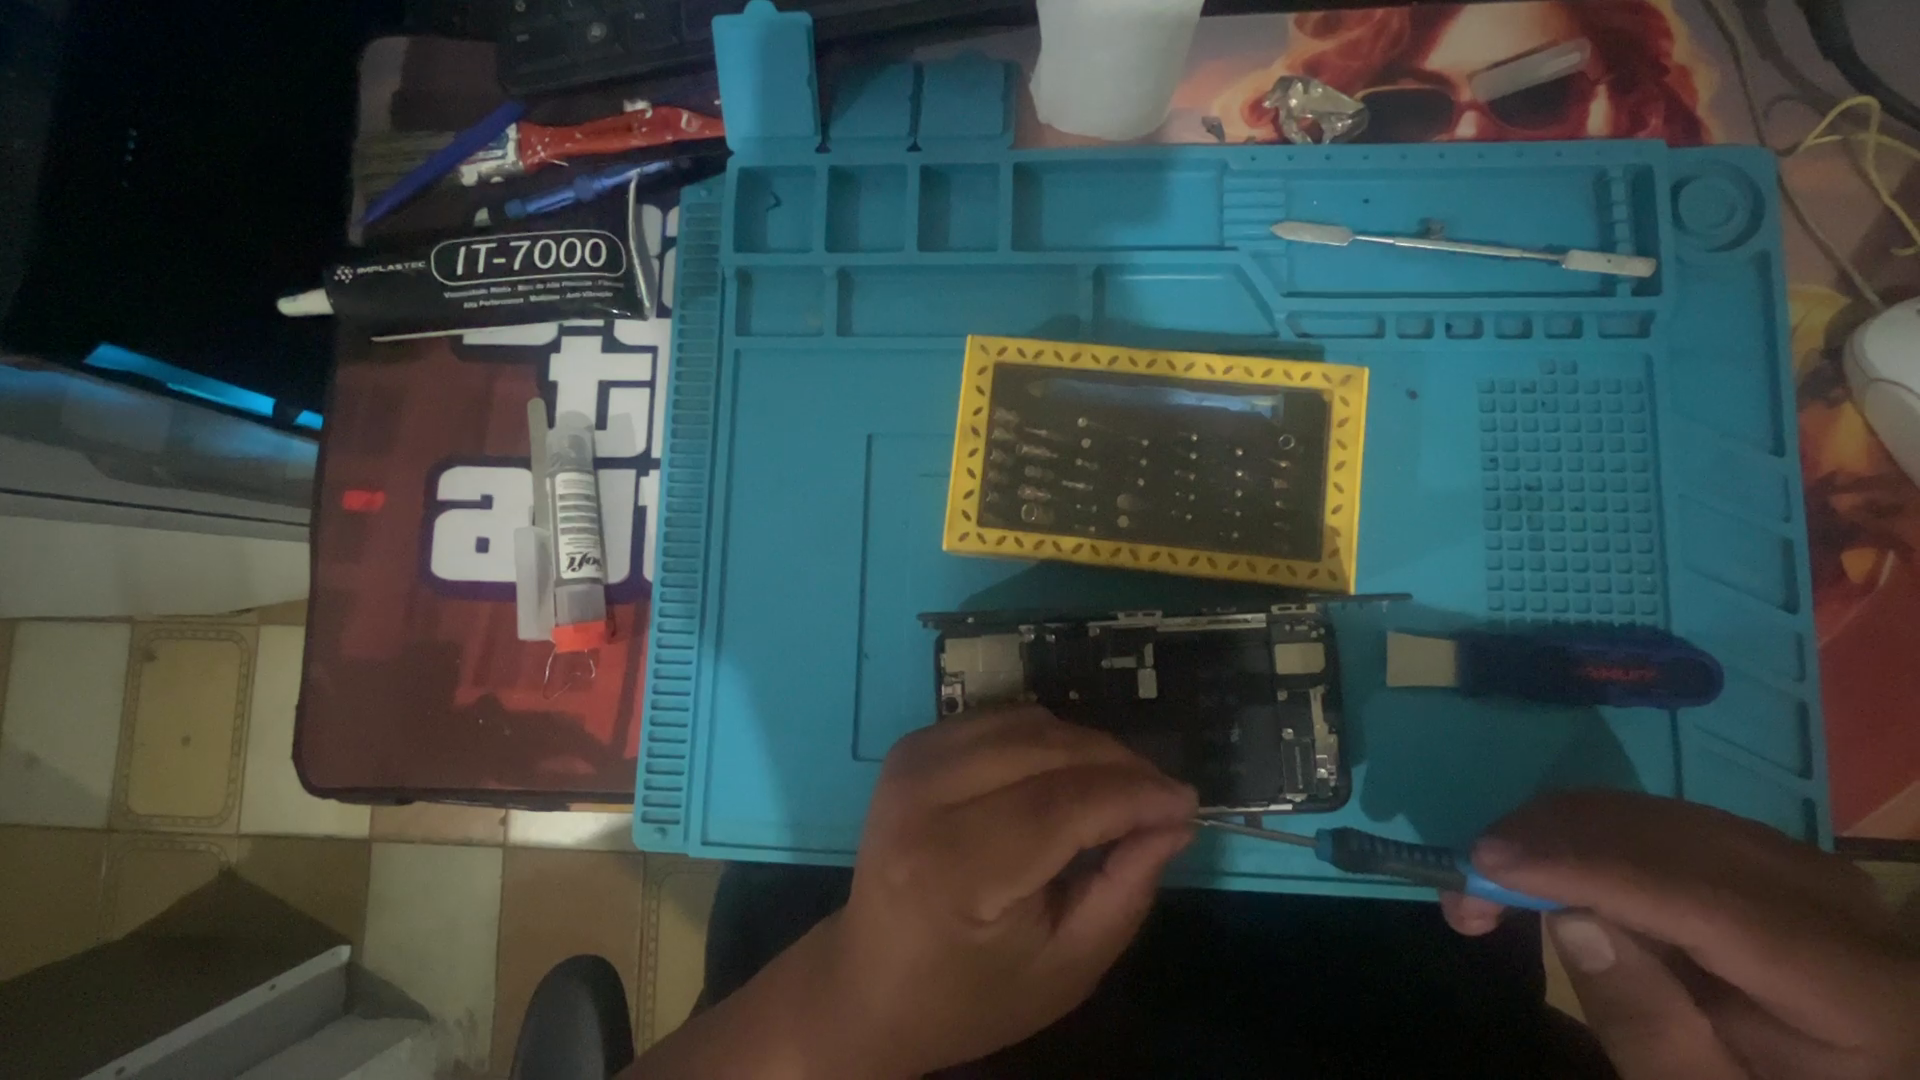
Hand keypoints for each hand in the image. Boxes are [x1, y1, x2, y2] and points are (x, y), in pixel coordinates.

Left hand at [816, 705, 1197, 1077]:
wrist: (869, 982)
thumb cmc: (972, 994)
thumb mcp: (1066, 967)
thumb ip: (1125, 888)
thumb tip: (1174, 818)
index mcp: (953, 869)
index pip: (1061, 806)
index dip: (1134, 795)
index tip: (1187, 802)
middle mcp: (923, 798)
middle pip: (1045, 750)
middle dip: (1119, 764)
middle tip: (1164, 795)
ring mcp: (910, 764)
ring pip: (1027, 723)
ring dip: (1087, 747)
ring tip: (1123, 790)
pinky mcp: (910, 748)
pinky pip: (1000, 720)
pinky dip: (1047, 738)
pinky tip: (1070, 774)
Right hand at [1442, 791, 1919, 1079]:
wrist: (1839, 1074)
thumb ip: (1652, 1029)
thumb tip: (1570, 922)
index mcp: (1859, 984)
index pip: (1705, 899)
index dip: (1586, 869)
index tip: (1482, 863)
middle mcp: (1835, 900)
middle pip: (1667, 840)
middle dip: (1547, 844)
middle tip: (1464, 889)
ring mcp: (1795, 863)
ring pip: (1648, 816)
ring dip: (1549, 834)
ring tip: (1488, 882)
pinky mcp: (1755, 849)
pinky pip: (1648, 819)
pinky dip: (1575, 831)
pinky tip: (1538, 865)